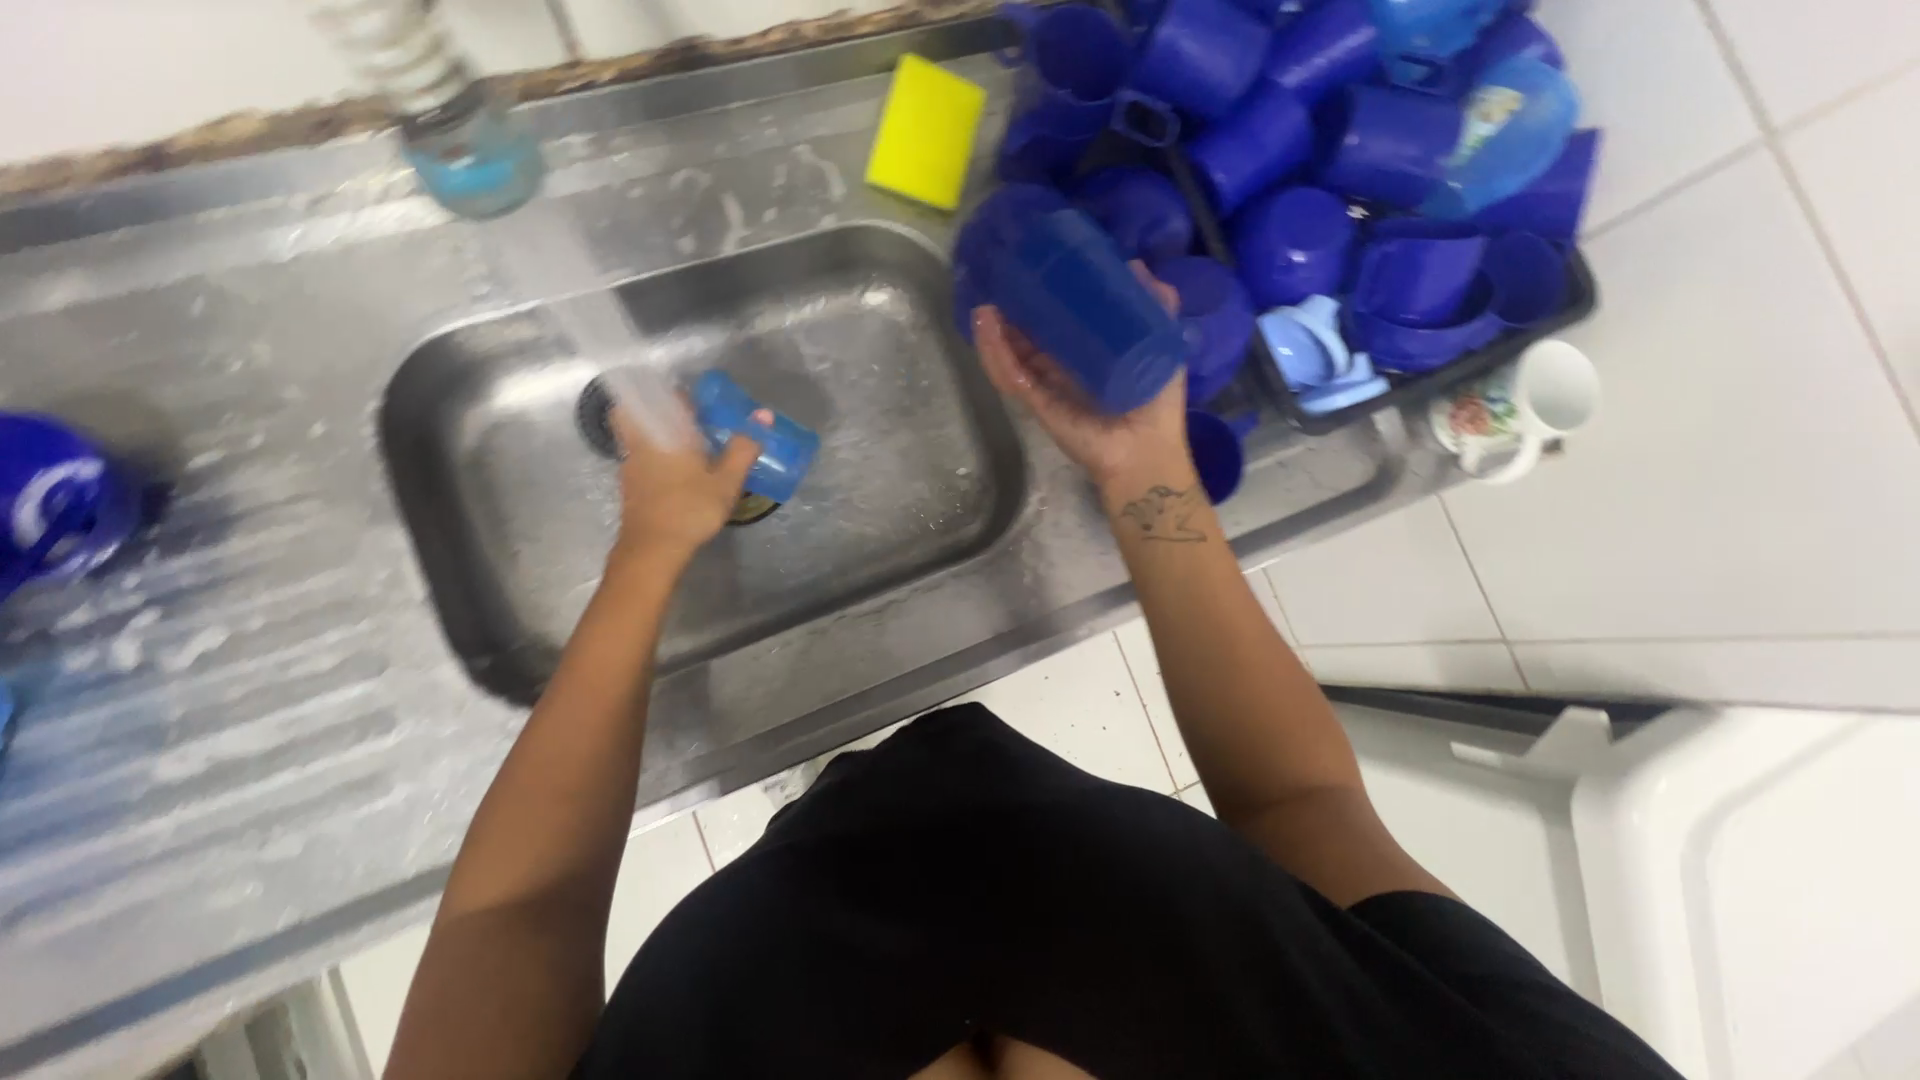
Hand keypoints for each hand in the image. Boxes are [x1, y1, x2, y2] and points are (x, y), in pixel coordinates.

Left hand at [608, 407, 758, 569]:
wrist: (653, 547)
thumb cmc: (691, 508)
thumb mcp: (726, 481)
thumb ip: (743, 448)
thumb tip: (762, 415)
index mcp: (667, 432)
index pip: (668, 398)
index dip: (683, 396)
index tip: (701, 405)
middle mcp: (643, 440)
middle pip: (639, 411)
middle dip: (659, 411)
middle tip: (685, 421)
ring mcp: (631, 462)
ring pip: (638, 435)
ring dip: (656, 434)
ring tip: (684, 447)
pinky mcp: (629, 484)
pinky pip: (639, 456)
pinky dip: (653, 456)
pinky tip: (674, 472)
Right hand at [972, 263, 1190, 494]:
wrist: (1148, 448)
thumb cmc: (1157, 399)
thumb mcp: (1162, 341)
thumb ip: (1155, 305)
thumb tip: (1135, 264)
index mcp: (1086, 359)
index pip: (1055, 328)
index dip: (1041, 305)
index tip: (1030, 276)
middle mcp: (1061, 373)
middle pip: (1026, 340)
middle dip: (1010, 315)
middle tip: (1001, 284)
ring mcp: (1046, 389)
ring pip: (1010, 357)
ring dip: (993, 332)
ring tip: (983, 305)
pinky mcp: (1037, 403)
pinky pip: (1010, 376)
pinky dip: (994, 353)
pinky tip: (985, 327)